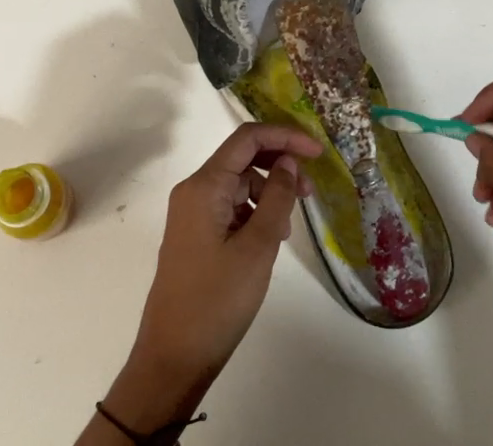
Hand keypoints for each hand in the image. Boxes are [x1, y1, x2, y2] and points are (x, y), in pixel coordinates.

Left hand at [100, 122, 321, 435]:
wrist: (174, 355)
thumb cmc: (217, 300)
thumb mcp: (258, 247)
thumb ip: (276, 198)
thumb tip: (287, 162)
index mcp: (203, 186)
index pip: (246, 138)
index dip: (285, 137)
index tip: (318, 153)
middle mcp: (193, 191)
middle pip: (242, 158)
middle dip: (279, 165)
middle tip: (311, 191)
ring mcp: (192, 213)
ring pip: (238, 184)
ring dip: (269, 193)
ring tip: (290, 228)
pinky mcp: (196, 235)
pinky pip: (230, 207)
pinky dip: (255, 213)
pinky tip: (271, 239)